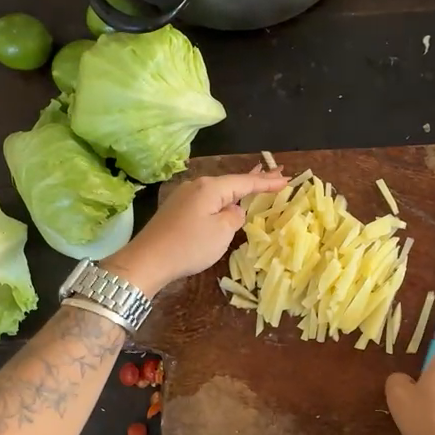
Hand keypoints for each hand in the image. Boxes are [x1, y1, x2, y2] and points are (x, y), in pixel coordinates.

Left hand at [104, 170, 285, 295]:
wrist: (148, 260)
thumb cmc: (189, 245)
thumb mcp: (222, 232)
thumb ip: (235, 217)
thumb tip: (234, 210)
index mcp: (211, 188)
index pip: (245, 182)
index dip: (266, 182)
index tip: (286, 179)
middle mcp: (197, 185)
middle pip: (231, 182)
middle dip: (254, 180)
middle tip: (276, 175)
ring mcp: (184, 197)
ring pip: (218, 191)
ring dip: (238, 190)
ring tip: (256, 185)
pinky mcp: (177, 210)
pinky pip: (207, 200)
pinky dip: (223, 199)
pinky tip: (228, 202)